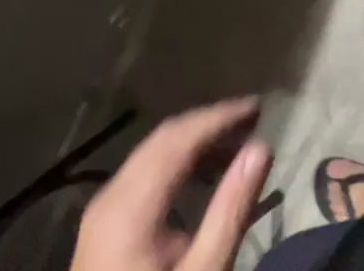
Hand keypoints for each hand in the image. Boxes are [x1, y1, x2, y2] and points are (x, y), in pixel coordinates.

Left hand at [71, 98, 273, 270]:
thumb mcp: (205, 270)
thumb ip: (232, 208)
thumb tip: (261, 149)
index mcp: (131, 206)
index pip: (180, 138)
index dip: (220, 117)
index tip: (260, 107)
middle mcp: (111, 196)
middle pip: (164, 139)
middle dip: (210, 124)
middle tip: (254, 120)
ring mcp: (102, 211)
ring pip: (152, 153)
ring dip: (196, 143)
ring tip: (238, 148)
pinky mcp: (103, 225)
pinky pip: (144, 174)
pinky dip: (179, 163)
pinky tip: (205, 178)